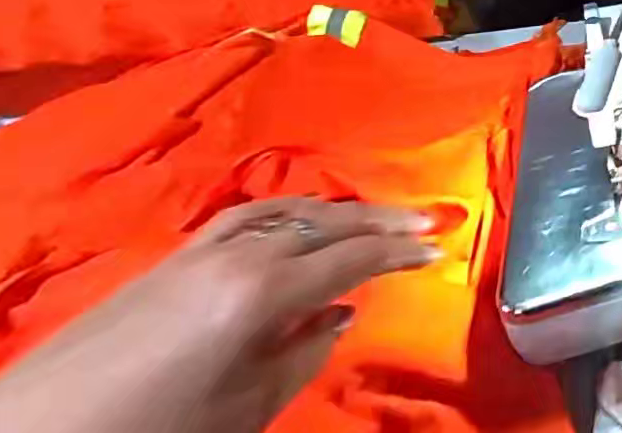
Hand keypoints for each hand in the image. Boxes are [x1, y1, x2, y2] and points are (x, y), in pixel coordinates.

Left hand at [0, 198, 440, 432]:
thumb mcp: (236, 413)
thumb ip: (299, 356)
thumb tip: (341, 313)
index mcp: (261, 290)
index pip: (351, 258)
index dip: (400, 251)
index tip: (440, 245)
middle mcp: (242, 250)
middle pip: (329, 222)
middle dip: (383, 221)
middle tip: (429, 220)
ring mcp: (208, 243)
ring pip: (295, 209)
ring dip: (342, 211)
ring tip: (377, 217)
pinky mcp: (181, 250)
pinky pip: (259, 213)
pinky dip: (296, 210)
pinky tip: (304, 218)